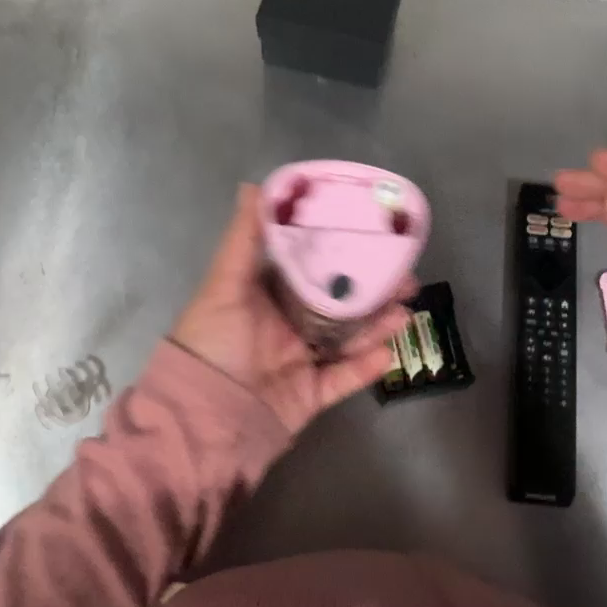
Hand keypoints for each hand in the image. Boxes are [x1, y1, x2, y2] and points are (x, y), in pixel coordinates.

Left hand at [171, 184, 413, 432]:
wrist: (200, 420)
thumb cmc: (211, 344)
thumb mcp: (223, 286)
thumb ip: (244, 240)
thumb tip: (253, 186)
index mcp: (268, 297)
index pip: (312, 269)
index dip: (344, 255)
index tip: (375, 241)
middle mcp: (287, 326)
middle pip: (339, 304)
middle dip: (373, 292)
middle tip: (406, 279)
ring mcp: (300, 362)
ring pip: (348, 339)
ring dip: (377, 325)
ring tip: (405, 312)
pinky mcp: (310, 396)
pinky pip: (344, 379)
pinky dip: (366, 367)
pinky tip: (387, 352)